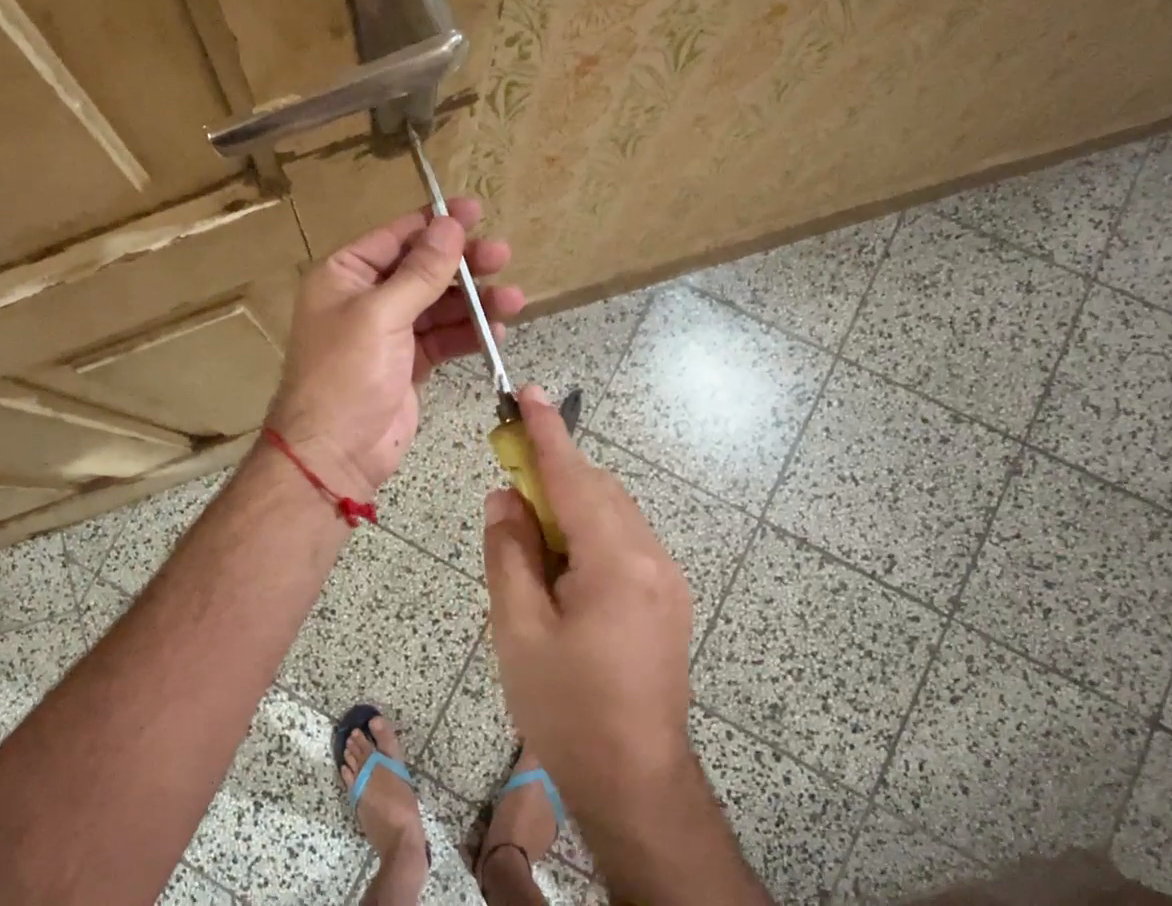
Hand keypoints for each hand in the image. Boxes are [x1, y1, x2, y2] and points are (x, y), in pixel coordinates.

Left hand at [267, 197, 523, 495]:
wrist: (334, 452)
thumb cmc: (346, 375)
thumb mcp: (381, 315)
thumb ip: (420, 272)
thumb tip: (450, 226)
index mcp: (343, 276)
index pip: (395, 238)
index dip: (435, 224)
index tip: (476, 211)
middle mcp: (363, 299)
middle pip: (421, 269)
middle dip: (462, 264)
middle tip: (502, 255)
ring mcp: (387, 333)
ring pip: (437, 305)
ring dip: (473, 302)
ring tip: (513, 299)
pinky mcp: (407, 364)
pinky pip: (442, 339)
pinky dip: (467, 333)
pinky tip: (495, 329)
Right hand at [482, 387, 695, 818]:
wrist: (635, 779)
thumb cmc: (566, 706)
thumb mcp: (518, 628)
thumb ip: (509, 553)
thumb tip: (504, 498)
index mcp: (615, 561)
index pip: (573, 477)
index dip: (546, 433)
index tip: (527, 393)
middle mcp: (651, 558)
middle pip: (597, 491)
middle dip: (552, 473)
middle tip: (505, 482)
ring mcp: (667, 580)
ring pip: (612, 516)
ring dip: (569, 506)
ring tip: (525, 533)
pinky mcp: (667, 602)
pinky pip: (623, 544)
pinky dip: (587, 534)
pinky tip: (558, 566)